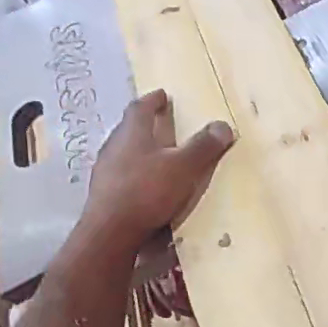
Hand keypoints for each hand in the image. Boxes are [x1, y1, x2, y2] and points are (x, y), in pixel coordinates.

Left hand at [81, 90, 233, 247]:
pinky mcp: (105, 191)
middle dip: (146, 124)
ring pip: (124, 151)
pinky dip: (136, 171)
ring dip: (140, 148)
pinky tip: (147, 183)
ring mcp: (106, 170)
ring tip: (158, 154)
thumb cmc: (148, 190)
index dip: (152, 100)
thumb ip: (203, 146)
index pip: (140, 108)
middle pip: (130, 128)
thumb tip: (222, 125)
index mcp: (132, 133)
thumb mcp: (184, 167)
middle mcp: (114, 146)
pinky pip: (122, 172)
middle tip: (162, 123)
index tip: (162, 95)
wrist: (112, 231)